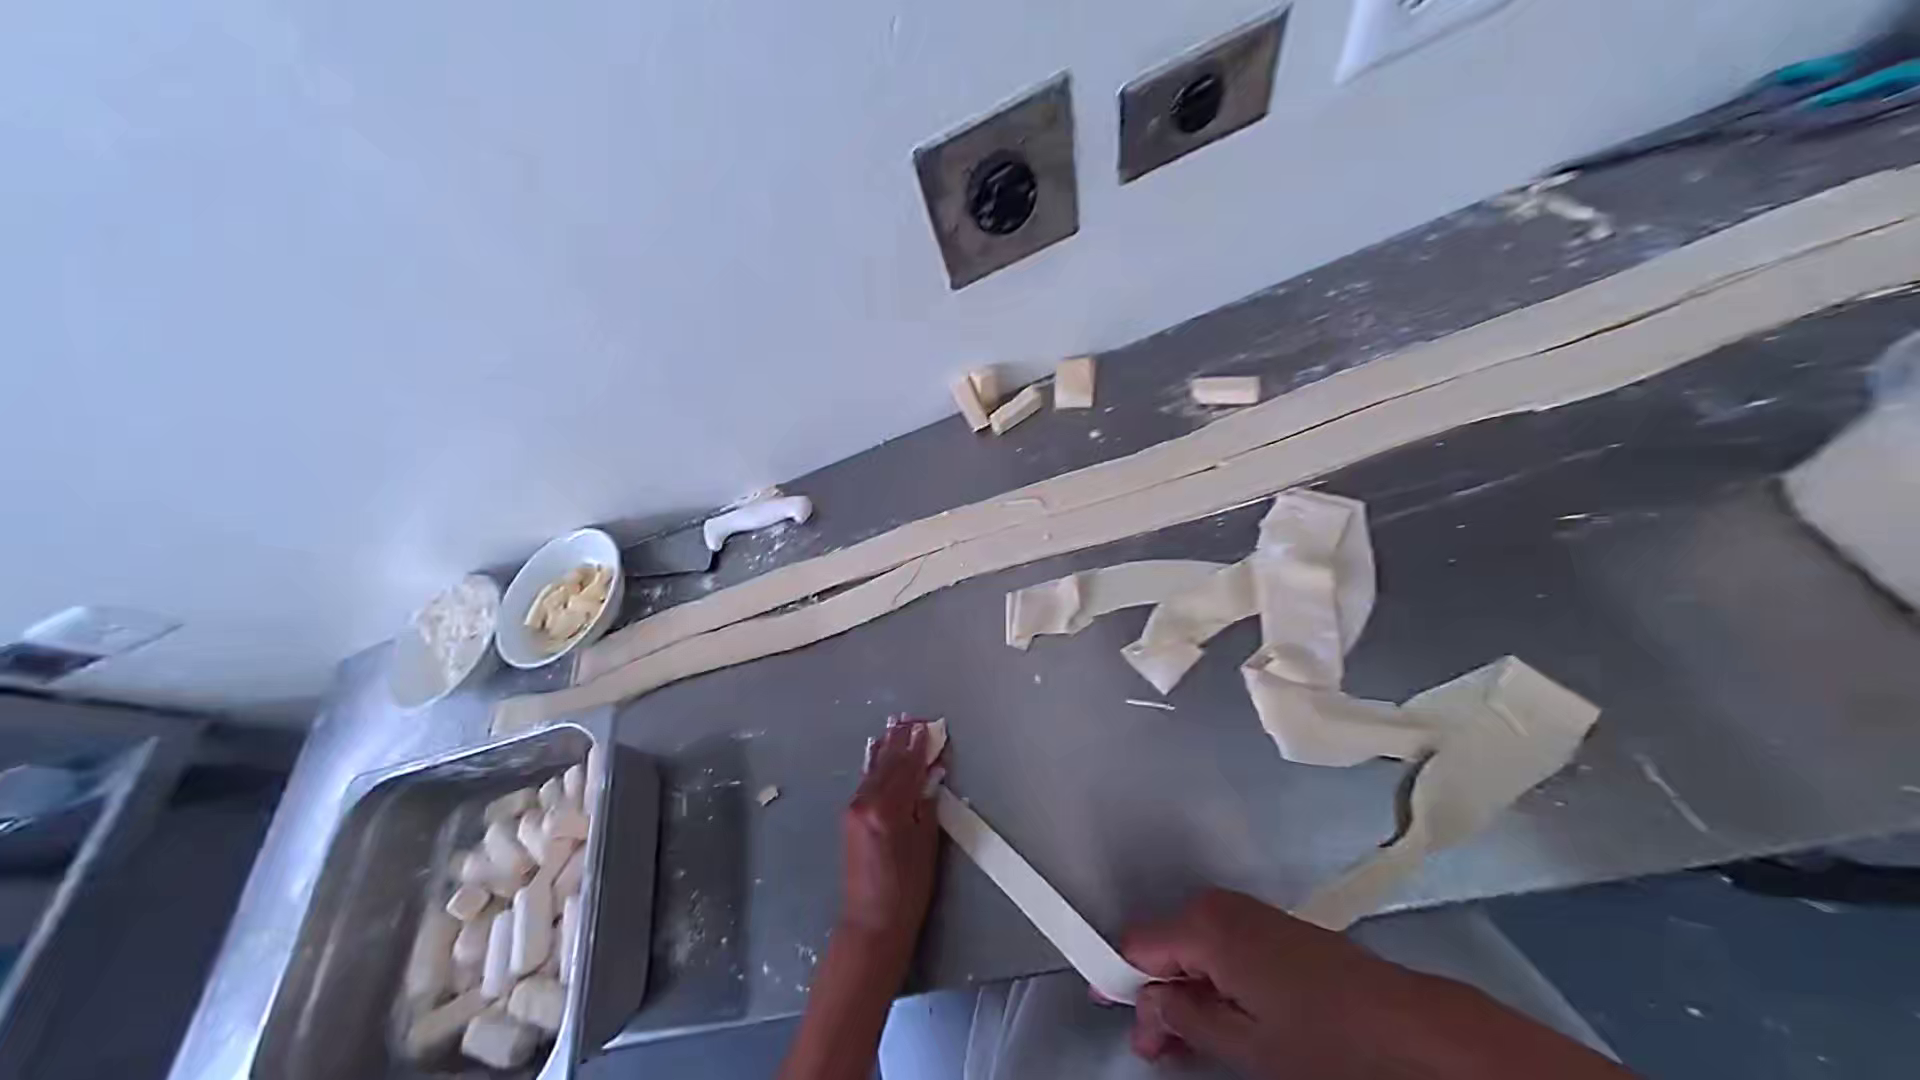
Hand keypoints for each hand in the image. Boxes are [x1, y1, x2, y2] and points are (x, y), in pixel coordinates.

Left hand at [838, 717, 941, 946]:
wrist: (871, 922)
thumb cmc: (908, 889)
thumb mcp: (927, 845)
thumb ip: (927, 804)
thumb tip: (931, 774)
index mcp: (888, 809)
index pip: (908, 768)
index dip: (920, 747)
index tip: (929, 727)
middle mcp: (866, 802)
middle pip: (888, 763)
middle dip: (902, 740)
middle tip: (913, 719)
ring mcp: (854, 808)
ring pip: (875, 769)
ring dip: (887, 747)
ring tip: (896, 726)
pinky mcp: (850, 816)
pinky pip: (866, 781)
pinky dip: (876, 764)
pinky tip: (880, 752)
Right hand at [1122, 889, 1632, 1079]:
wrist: (1414, 1028)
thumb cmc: (1326, 1039)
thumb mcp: (1247, 1046)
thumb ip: (1184, 1019)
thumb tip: (1147, 1007)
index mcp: (1205, 926)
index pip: (1137, 943)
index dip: (1119, 980)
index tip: (1117, 1017)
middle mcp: (1219, 906)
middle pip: (1163, 944)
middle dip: (1155, 993)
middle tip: (1156, 1048)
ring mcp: (1248, 913)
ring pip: (1190, 947)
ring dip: (1183, 990)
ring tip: (1187, 1042)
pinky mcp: (1271, 927)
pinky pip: (1220, 946)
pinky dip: (1211, 980)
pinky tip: (1222, 1019)